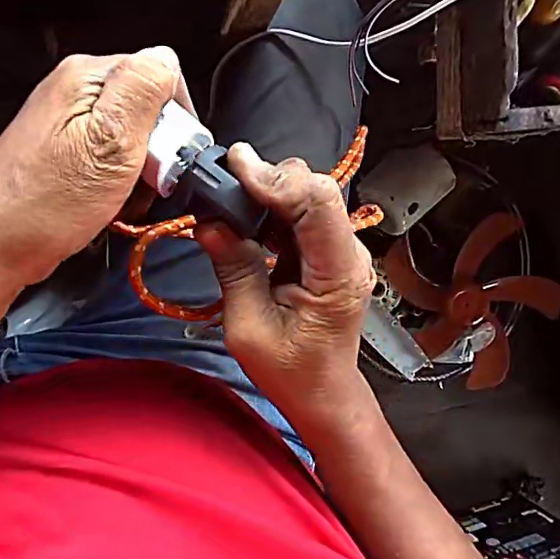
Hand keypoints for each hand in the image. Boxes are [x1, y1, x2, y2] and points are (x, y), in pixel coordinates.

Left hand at [0, 48, 183, 329]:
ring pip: (135, 135)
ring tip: (120, 194)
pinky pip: (113, 155)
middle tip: (138, 180)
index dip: (176, 120)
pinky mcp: (65, 148)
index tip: (162, 156)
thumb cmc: (40, 205)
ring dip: (140, 169)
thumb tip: (166, 59)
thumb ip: (143, 90)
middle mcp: (74, 90)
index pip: (163, 73)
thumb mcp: (109, 143)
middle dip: (159, 148)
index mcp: (86, 77)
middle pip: (150, 104)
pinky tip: (108, 198)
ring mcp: (67, 120)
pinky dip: (121, 179)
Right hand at [195, 144, 373, 418]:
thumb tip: (211, 223)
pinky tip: (244, 217)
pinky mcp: (326, 250)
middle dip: (267, 180)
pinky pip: (299, 213)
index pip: (318, 202)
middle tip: (222, 185)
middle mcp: (348, 253)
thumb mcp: (249, 328)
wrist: (321, 390)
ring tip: (227, 201)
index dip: (275, 178)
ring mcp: (340, 249)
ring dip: (265, 192)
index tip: (234, 168)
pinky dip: (269, 208)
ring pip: (306, 194)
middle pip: (314, 189)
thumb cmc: (293, 371)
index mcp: (338, 273)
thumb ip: (234, 270)